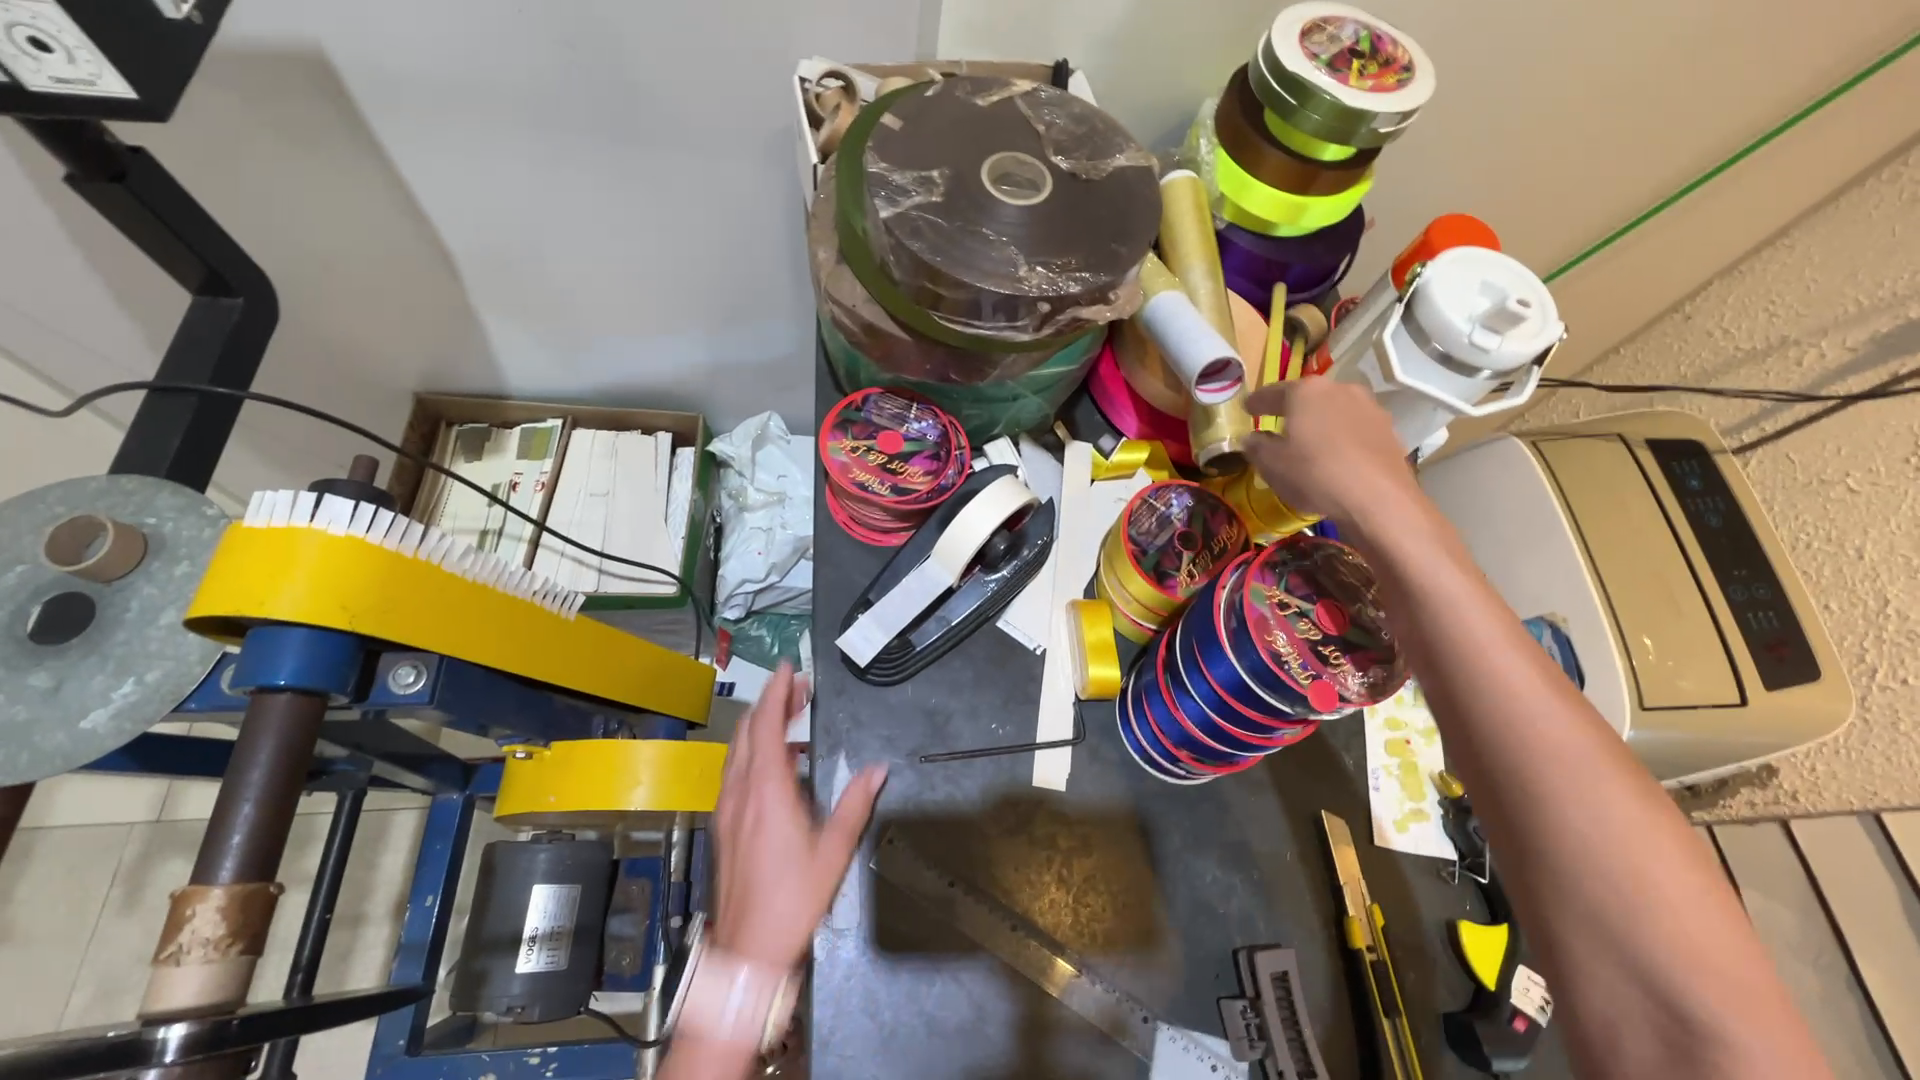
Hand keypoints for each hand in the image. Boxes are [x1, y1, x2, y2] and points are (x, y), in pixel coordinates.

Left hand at [711, 663, 886, 971]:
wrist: (748, 947)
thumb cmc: (795, 898)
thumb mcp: (834, 850)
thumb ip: (855, 804)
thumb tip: (877, 769)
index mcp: (767, 791)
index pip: (766, 726)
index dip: (776, 693)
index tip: (787, 668)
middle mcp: (740, 792)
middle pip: (747, 732)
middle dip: (770, 704)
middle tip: (798, 689)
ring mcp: (727, 809)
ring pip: (737, 752)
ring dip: (760, 728)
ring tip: (790, 720)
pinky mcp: (723, 825)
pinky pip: (735, 774)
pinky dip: (753, 754)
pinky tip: (775, 765)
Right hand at [1242, 379, 1417, 527]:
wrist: (1378, 498)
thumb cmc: (1315, 474)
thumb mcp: (1271, 465)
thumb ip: (1257, 446)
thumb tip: (1253, 438)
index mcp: (1306, 392)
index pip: (1273, 392)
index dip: (1257, 402)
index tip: (1247, 409)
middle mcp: (1339, 389)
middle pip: (1308, 398)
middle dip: (1292, 410)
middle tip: (1279, 424)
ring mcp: (1369, 407)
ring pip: (1334, 411)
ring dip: (1320, 422)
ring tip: (1310, 442)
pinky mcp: (1388, 429)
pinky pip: (1354, 428)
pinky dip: (1341, 437)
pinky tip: (1336, 456)